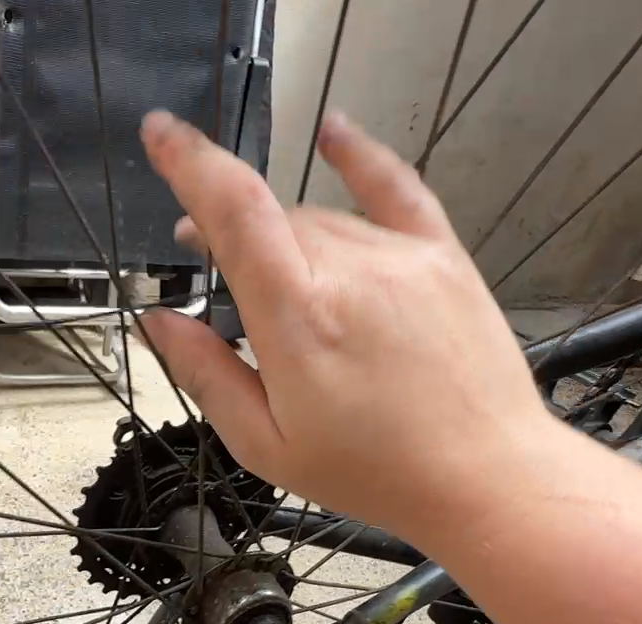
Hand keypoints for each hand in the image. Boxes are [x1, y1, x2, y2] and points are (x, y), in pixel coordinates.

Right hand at [137, 109, 556, 545]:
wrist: (483, 475)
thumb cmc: (368, 470)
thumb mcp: (264, 442)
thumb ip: (206, 374)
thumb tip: (159, 322)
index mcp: (299, 318)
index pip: (235, 212)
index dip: (190, 164)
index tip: (158, 134)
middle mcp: (350, 270)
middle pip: (269, 218)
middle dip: (220, 226)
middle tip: (198, 256)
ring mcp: (401, 258)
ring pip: (316, 218)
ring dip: (273, 228)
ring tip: (256, 261)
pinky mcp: (442, 258)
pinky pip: (397, 188)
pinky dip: (360, 157)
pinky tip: (334, 131)